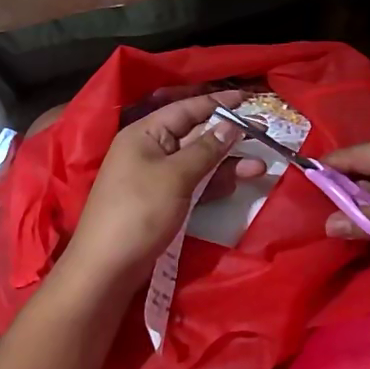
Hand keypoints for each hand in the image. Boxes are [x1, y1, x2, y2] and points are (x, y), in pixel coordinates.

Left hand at [62, 91, 254, 291]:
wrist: (106, 269)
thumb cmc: (139, 212)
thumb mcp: (176, 176)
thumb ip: (206, 149)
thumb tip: (231, 126)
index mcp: (145, 134)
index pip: (186, 109)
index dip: (218, 103)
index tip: (247, 99)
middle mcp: (150, 149)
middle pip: (195, 134)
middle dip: (228, 135)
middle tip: (263, 133)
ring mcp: (157, 177)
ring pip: (199, 161)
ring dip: (227, 163)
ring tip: (259, 168)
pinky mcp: (163, 200)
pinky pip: (194, 183)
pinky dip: (214, 183)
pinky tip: (235, 184)